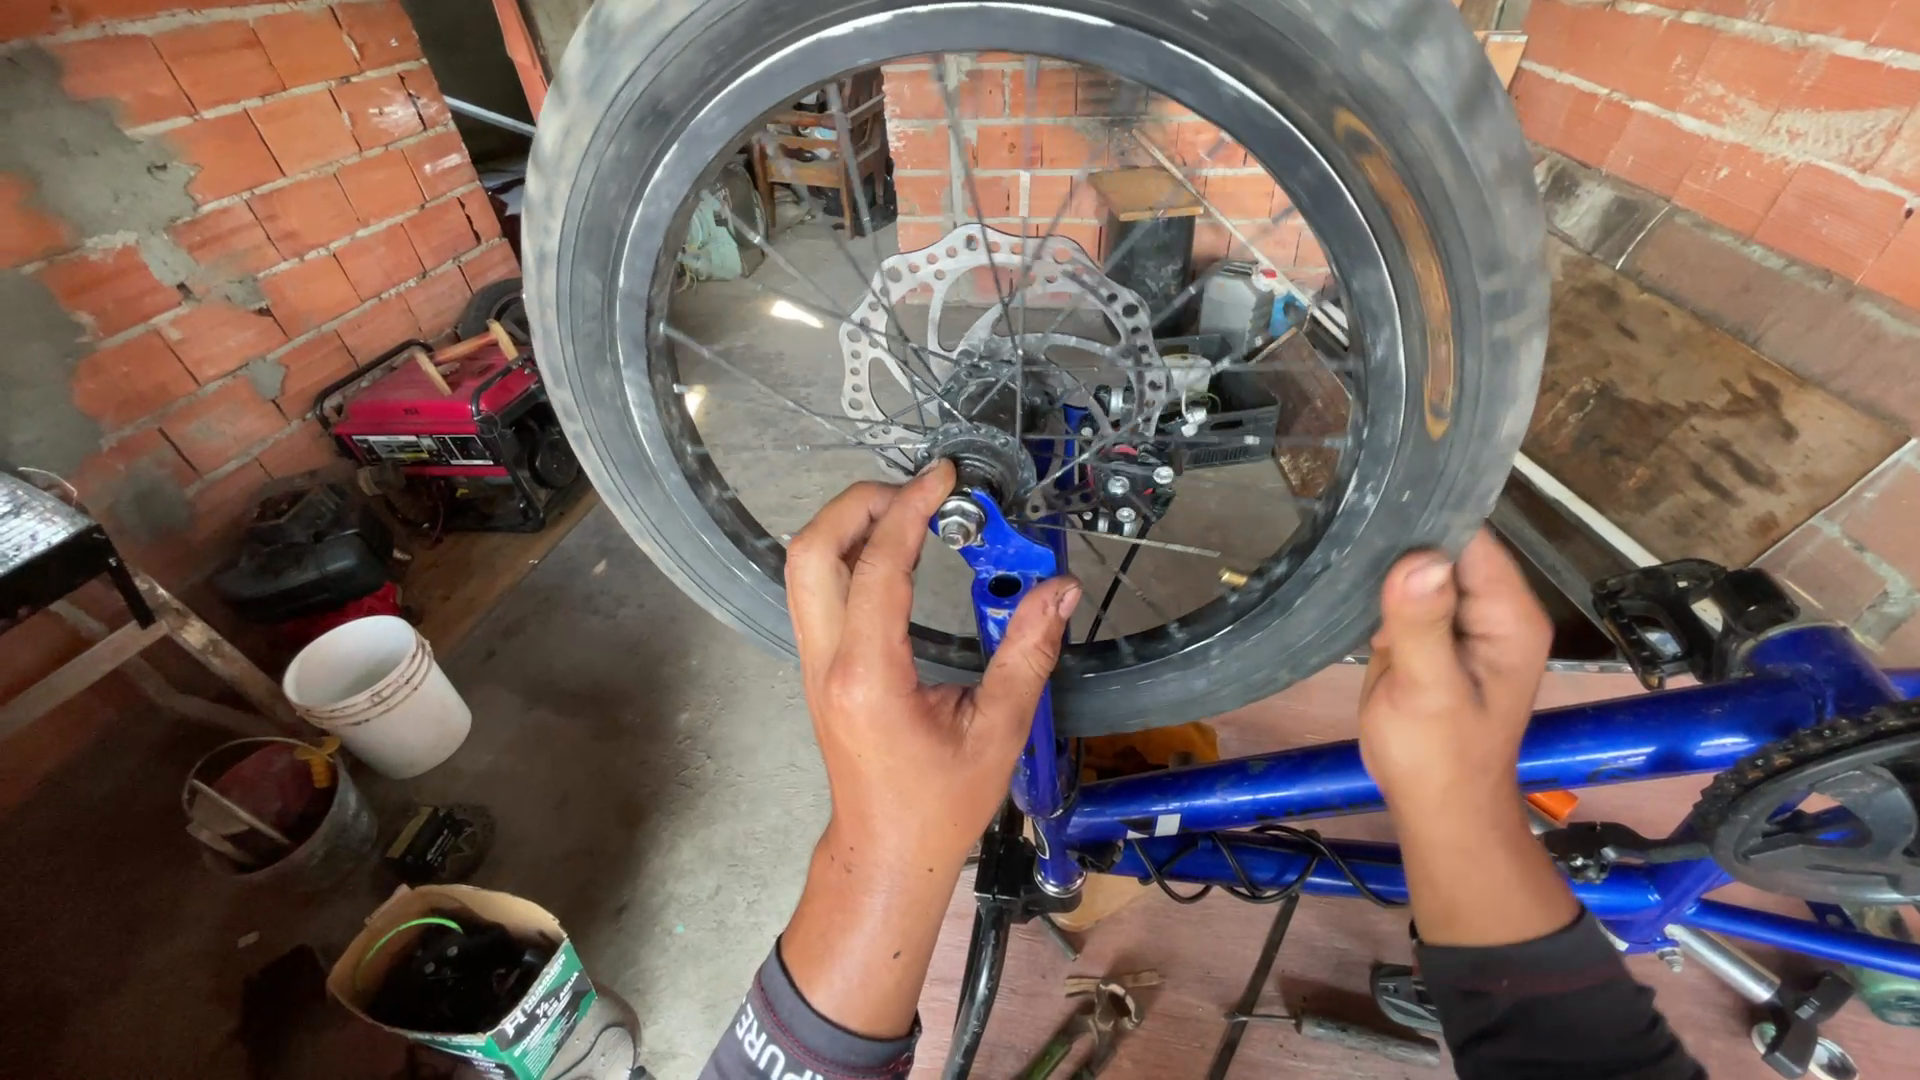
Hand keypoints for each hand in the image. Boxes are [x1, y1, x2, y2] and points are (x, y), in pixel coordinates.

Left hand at [785, 459, 1081, 873]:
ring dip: (850, 524)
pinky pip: (817, 589)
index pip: (879, 567)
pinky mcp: (819, 665)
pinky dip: (848, 553)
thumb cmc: (937, 805)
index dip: (911, 510)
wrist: (885, 849)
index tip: (943, 480)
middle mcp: (827, 661)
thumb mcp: (998, 731)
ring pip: (804, 566)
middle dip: (859, 503)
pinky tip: (892, 551)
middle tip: (918, 492)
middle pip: (811, 551)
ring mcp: (814, 663)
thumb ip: (1028, 653)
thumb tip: (1057, 591)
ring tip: (908, 512)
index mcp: (869, 676)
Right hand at [1358, 529, 1575, 946]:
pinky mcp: (1427, 634)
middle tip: (1342, 508)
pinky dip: (1376, 582)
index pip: (1470, 541)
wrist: (1433, 803)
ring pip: (1420, 567)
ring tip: (1334, 530)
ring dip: (1383, 555)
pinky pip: (1403, 592)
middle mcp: (1489, 610)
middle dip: (1399, 530)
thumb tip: (1417, 560)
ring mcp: (1457, 621)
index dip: (1426, 516)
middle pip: (1445, 547)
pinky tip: (1340, 570)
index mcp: (1507, 616)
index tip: (1375, 495)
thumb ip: (1422, 625)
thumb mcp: (1428, 690)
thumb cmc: (1437, 754)